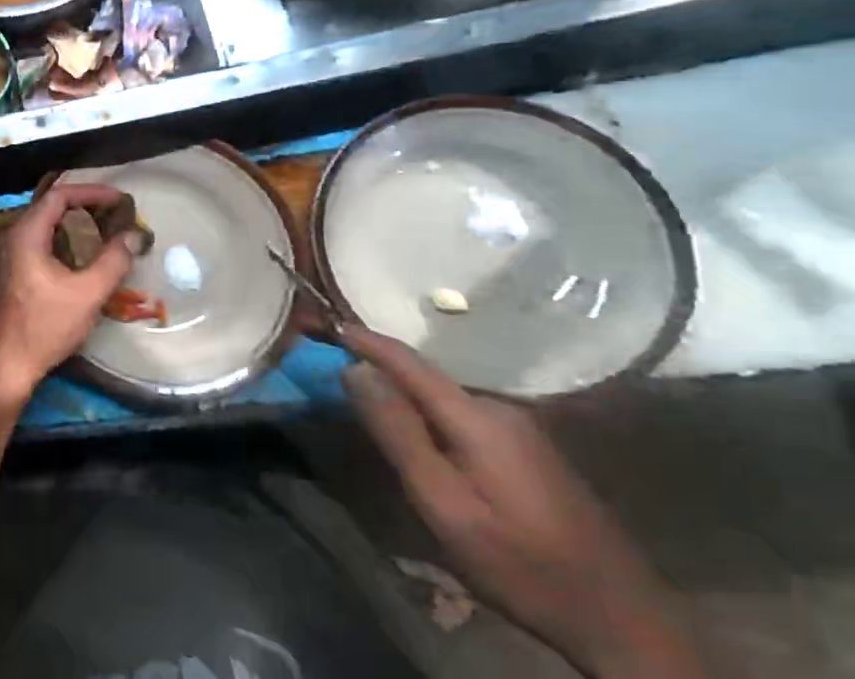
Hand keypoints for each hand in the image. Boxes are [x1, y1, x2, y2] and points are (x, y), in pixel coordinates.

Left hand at [0, 185, 140, 402]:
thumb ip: (113, 261)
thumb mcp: (87, 293)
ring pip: (45, 228)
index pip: (58, 196)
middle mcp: (12, 238)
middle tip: (116, 215)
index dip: (91, 192)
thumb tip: (133, 236)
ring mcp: (9, 256)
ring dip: (75, 227)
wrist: (5, 363)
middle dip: (85, 207)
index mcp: (25, 234)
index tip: (119, 199)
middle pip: (50, 208)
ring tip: (106, 233)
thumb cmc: (44, 326)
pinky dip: (64, 243)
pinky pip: (40, 245)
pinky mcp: (12, 273)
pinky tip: (84, 259)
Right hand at [341, 326, 704, 677]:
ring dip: (401, 391)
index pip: (409, 362)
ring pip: (443, 397)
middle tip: (332, 368)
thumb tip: (354, 369)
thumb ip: (398, 432)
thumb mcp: (444, 503)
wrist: (621, 622)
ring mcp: (522, 431)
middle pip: (426, 376)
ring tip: (361, 394)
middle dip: (378, 365)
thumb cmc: (519, 563)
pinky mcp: (529, 452)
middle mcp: (503, 410)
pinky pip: (461, 415)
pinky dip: (425, 411)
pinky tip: (412, 428)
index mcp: (479, 418)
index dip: (364, 340)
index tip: (325, 324)